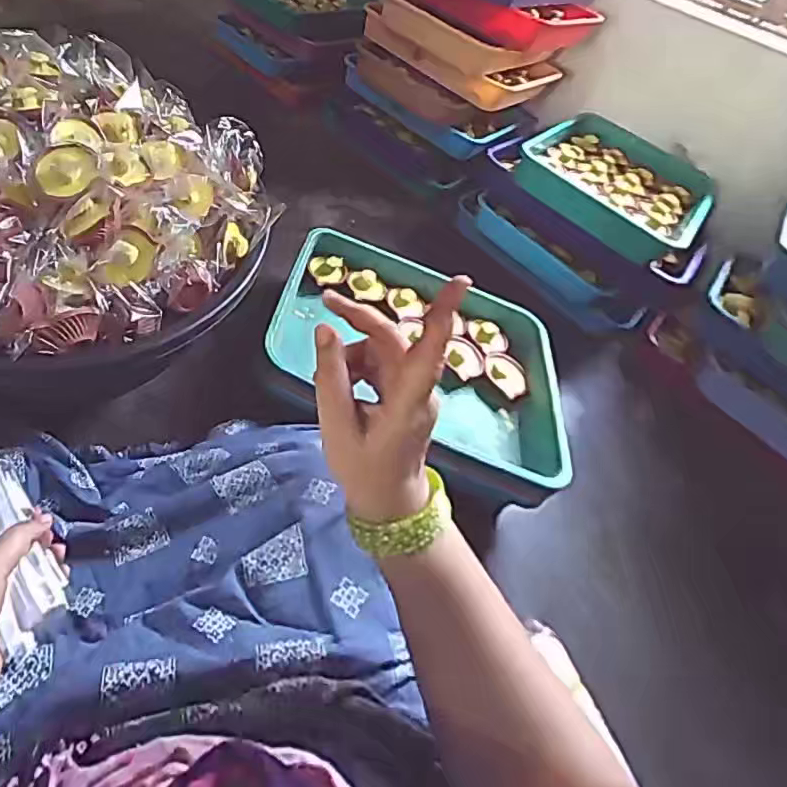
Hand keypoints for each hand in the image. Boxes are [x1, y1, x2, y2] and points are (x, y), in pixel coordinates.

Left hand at [0, 512, 63, 715]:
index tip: (46, 518)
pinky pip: (32, 605)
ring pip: (26, 579)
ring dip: (46, 567)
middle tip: (57, 541)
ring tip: (62, 560)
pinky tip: (61, 585)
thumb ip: (15, 540)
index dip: (21, 524)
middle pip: (15, 555)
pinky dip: (48, 594)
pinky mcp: (8, 631)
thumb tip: (42, 519)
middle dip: (37, 545)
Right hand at [313, 275, 470, 521]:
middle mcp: (419, 390)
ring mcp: (415, 391)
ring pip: (382, 349)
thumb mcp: (337, 425)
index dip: (443, 313)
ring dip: (352, 354)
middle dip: (358, 318)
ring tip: (329, 381)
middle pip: (391, 338)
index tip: (460, 282)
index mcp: (408, 401)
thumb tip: (326, 329)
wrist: (387, 504)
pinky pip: (381, 363)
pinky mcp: (408, 393)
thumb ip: (331, 375)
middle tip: (325, 301)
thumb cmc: (364, 471)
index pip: (430, 349)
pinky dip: (358, 366)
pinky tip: (342, 385)